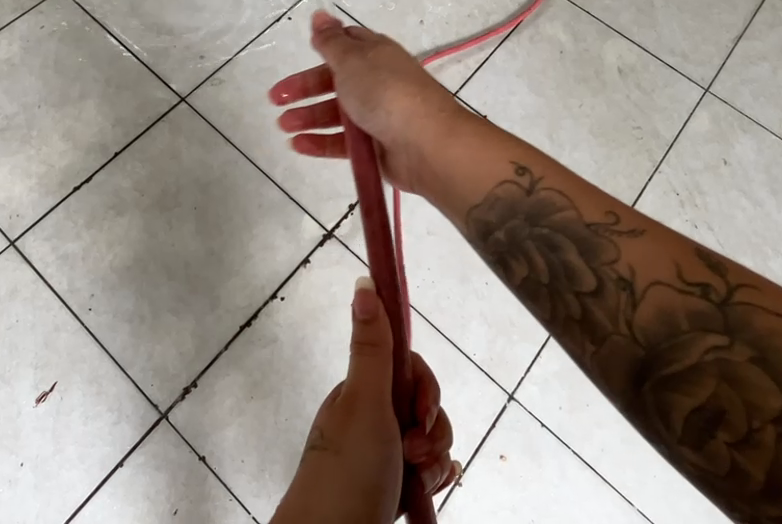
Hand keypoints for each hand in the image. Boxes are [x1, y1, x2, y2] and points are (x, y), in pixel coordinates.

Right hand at [267, 11, 469, 196]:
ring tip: (283, 125)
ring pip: (335, 113)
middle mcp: (377, 82)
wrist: (426, 143)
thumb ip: (331, 41)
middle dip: (305, 87)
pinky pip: (342, 143)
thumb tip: (320, 14)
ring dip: (307, 117)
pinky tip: (297, 145)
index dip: (325, 47)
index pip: (347, 44)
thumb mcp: (352, 60)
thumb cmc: (386, 92)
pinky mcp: (375, 147)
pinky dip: (319, 142)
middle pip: (335, 81)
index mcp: (375, 54)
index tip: (303, 52)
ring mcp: (377, 115)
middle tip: (275, 98)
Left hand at [270, 277, 459, 523]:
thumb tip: (364, 281)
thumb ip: (371, 346)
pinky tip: (426, 500)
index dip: (425, 389)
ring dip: (433, 464)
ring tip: (414, 485)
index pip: (410, 371)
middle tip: (411, 454)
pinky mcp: (394, 492)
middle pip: (425, 409)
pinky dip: (434, 486)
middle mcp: (372, 422)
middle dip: (432, 432)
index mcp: (361, 394)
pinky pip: (430, 478)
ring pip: (431, 445)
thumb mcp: (363, 402)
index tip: (422, 411)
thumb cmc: (347, 471)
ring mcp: (383, 459)